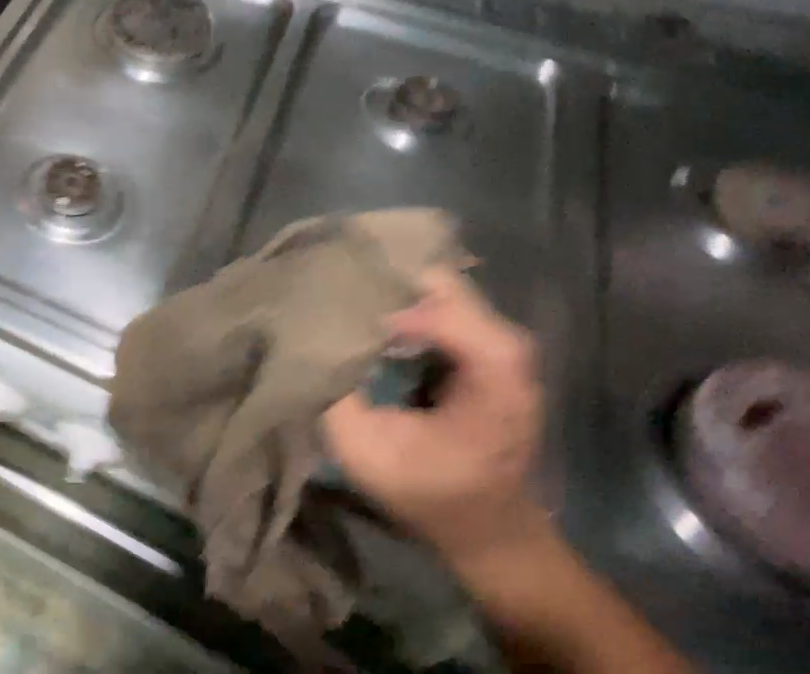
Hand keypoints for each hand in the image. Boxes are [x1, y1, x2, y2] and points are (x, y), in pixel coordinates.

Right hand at [323, 267, 547, 565]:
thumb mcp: (366, 453)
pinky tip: (364, 313)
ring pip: (439, 287)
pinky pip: (439, 302)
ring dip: (389, 287)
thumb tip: (302, 340)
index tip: (338, 318)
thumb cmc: (428, 493)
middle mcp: (507, 350)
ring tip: (340, 298)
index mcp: (493, 377)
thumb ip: (334, 394)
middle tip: (329, 290)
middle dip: (384, 281)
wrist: (488, 527)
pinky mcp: (484, 346)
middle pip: (442, 286)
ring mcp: (500, 345)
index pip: (443, 314)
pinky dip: (400, 298)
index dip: (385, 308)